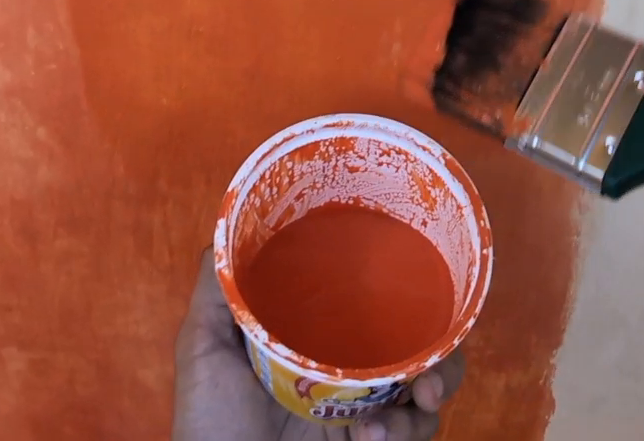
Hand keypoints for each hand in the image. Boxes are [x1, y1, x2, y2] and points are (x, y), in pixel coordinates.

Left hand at [172, 249, 466, 440]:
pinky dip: (408, 431)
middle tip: (427, 362)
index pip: (374, 298)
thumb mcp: (204, 345)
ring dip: (435, 386)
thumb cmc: (211, 416)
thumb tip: (228, 223)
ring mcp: (367, 408)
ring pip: (431, 383)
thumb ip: (216, 290)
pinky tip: (370, 435)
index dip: (400, 284)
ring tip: (417, 398)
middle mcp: (352, 367)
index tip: (411, 269)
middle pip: (418, 339)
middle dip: (439, 346)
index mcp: (321, 335)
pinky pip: (418, 432)